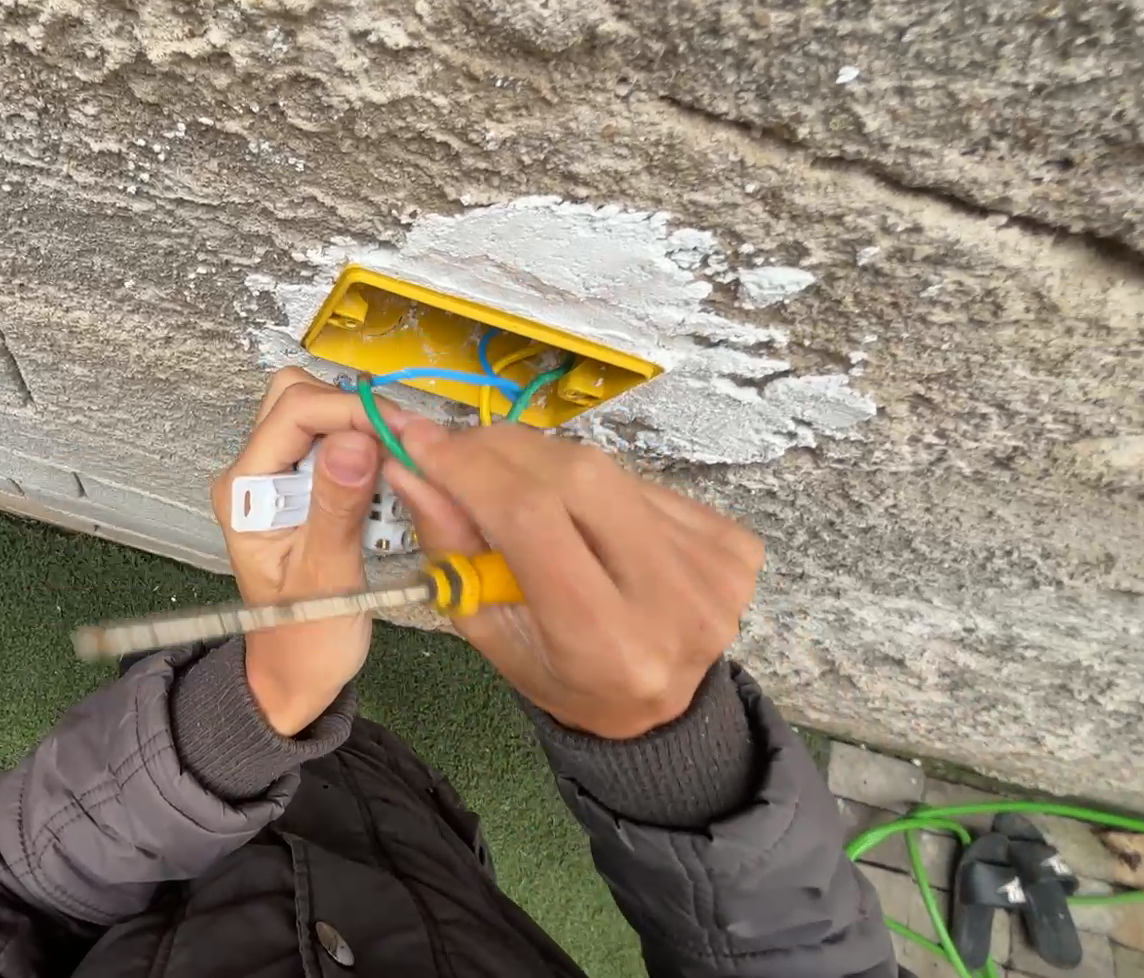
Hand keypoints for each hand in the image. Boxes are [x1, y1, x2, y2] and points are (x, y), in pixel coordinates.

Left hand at [210, 368, 397, 735]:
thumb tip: (356, 440)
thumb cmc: (304, 639)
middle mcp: (253, 472)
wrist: (297, 671)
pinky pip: (332, 438)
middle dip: (352, 408)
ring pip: (315, 411)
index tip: (402, 431)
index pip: (292, 413)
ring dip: (360, 424)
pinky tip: (391, 473)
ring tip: (400, 459)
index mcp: (244, 491)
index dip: (350, 410)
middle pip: (296, 396)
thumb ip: (337, 510)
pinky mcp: (302, 483)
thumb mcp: (326, 580)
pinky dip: (364, 443)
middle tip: (400, 443)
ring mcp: (276, 474)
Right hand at [383, 420, 762, 738]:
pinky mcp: (733, 539)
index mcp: (605, 643)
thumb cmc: (556, 674)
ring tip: (500, 477)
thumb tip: (410, 470)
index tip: (416, 438)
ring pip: (602, 467)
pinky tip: (568, 506)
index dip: (468, 468)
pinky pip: (632, 477)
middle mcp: (674, 601)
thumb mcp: (484, 627)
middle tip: (450, 448)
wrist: (655, 705)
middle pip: (573, 477)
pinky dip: (581, 477)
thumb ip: (448, 548)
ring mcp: (713, 566)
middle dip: (496, 449)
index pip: (532, 520)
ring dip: (534, 458)